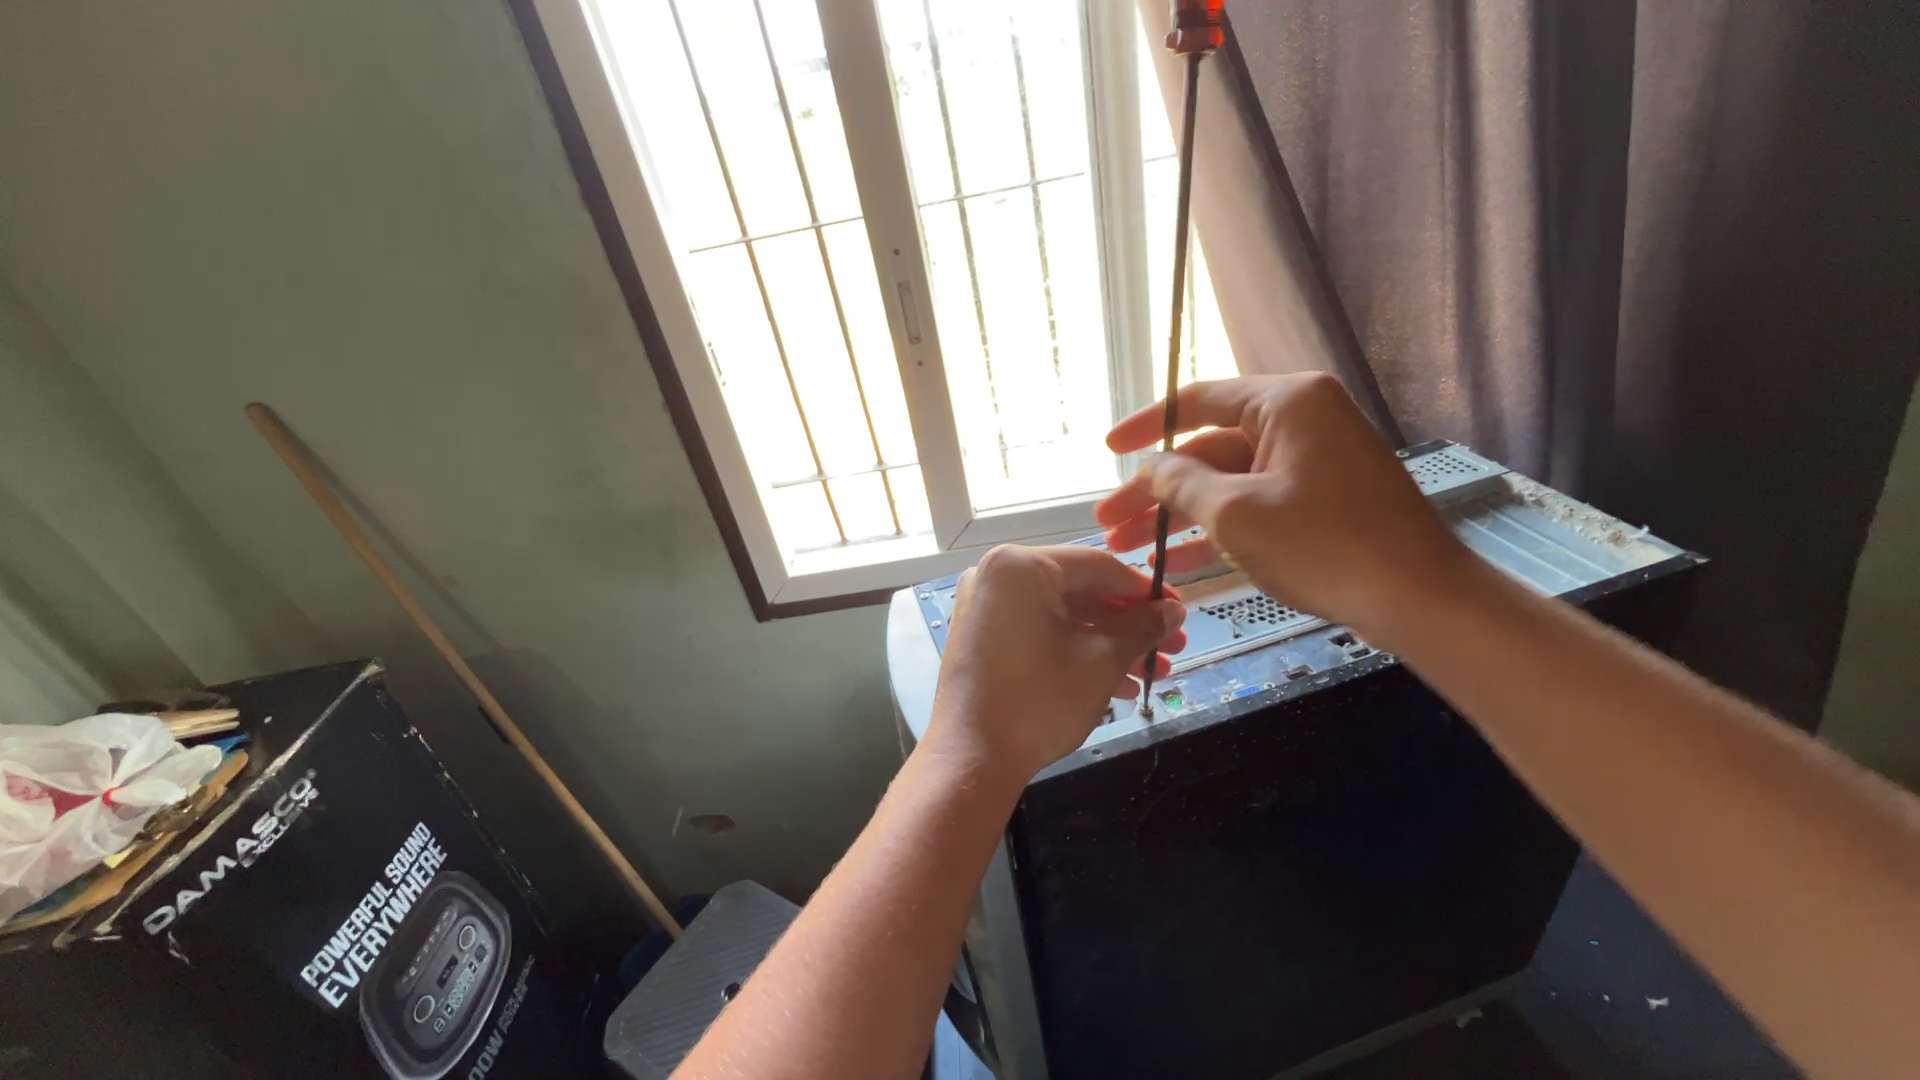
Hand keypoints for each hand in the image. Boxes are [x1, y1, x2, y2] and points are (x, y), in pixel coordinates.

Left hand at [925, 545, 1186, 780]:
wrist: (972, 757)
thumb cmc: (1038, 702)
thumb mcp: (1100, 662)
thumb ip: (1141, 629)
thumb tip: (1173, 611)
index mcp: (1021, 567)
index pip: (1098, 565)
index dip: (1144, 591)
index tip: (1179, 612)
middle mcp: (997, 576)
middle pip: (1080, 590)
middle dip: (1129, 624)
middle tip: (1173, 647)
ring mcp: (986, 607)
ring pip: (1062, 616)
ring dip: (1109, 643)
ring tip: (1153, 673)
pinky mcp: (983, 637)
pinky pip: (1039, 631)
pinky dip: (1075, 651)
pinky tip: (1119, 684)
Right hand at [1094, 373, 1469, 646]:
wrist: (1420, 600)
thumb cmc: (1324, 544)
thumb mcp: (1235, 513)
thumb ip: (1181, 484)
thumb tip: (1152, 467)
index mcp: (1286, 402)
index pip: (1198, 400)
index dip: (1145, 426)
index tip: (1107, 449)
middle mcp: (1301, 422)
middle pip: (1208, 450)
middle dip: (1155, 491)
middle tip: (1108, 524)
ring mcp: (1313, 464)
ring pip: (1227, 484)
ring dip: (1178, 517)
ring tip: (1129, 548)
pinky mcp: (1322, 503)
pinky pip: (1255, 507)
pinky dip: (1217, 531)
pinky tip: (1175, 563)